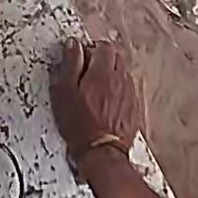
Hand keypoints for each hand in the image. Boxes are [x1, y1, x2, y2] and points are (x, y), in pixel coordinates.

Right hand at [51, 39, 142, 163]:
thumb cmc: (80, 123)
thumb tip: (73, 44)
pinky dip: (117, 91)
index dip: (91, 48)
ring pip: (122, 74)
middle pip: (117, 57)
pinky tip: (105, 103)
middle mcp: (120, 80)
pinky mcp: (134, 109)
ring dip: (110, 75)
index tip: (81, 56)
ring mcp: (129, 95)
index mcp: (102, 72)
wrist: (101, 152)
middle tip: (87, 69)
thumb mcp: (64, 90)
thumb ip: (70, 63)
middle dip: (103, 58)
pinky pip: (127, 91)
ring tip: (95, 88)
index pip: (104, 47)